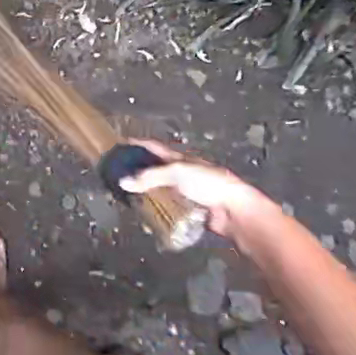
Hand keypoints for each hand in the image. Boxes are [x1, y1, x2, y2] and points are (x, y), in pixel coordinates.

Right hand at [117, 141, 278, 240]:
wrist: (236, 211)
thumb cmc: (209, 183)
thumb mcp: (176, 173)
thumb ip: (149, 177)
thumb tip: (123, 182)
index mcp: (181, 158)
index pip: (155, 147)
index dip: (139, 144)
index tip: (122, 143)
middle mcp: (183, 173)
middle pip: (157, 169)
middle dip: (140, 170)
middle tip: (119, 172)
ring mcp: (187, 192)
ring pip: (162, 190)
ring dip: (148, 192)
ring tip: (128, 194)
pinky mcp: (190, 210)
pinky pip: (169, 208)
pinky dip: (158, 208)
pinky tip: (146, 211)